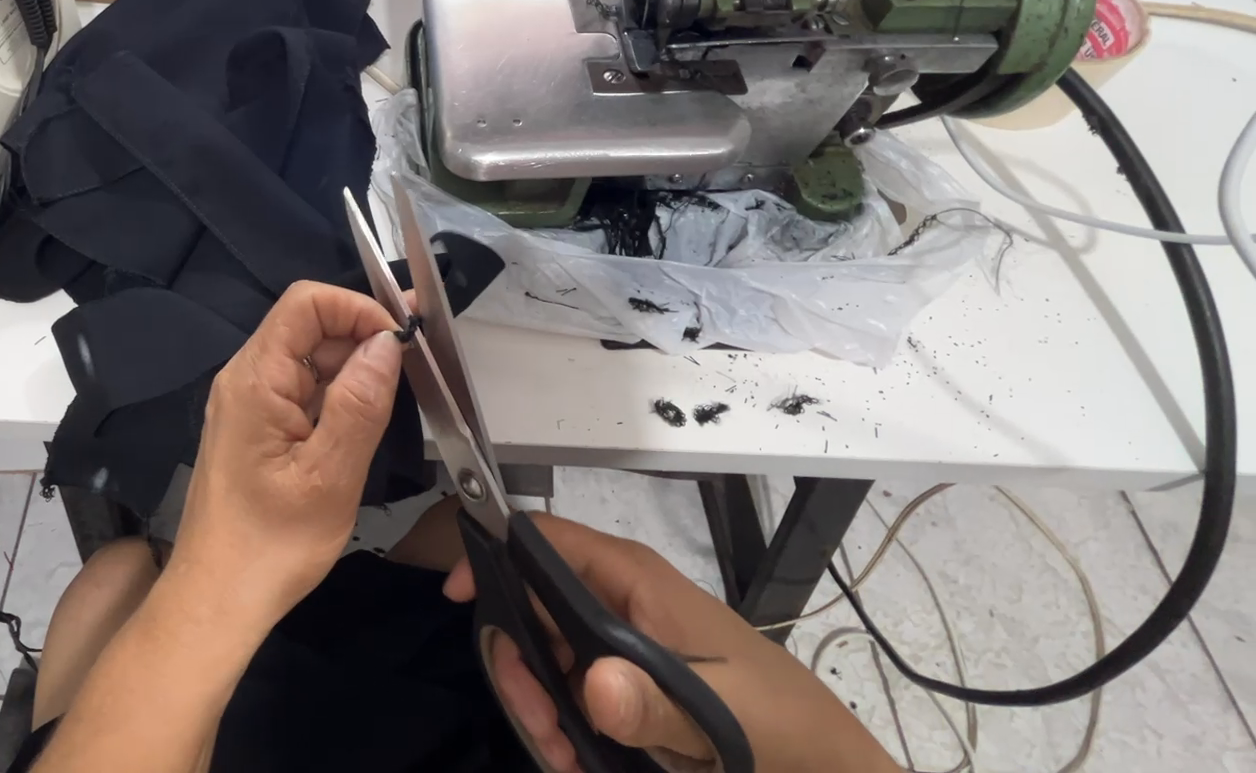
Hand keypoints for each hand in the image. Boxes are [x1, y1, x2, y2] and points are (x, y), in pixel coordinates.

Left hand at [171, 281, 405, 624]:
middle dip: (362, 336)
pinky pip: (303, 389)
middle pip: (308, 326)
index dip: (356, 308)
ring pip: (309, 358)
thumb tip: (387, 344)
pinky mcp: (258, 426)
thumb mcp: (330, 476)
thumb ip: (360, 404)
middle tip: (415, 365)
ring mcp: (250, 403)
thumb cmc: (271, 545)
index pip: (305, 303)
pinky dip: (339, 394)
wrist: (218, 599)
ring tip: (397, 394)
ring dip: (354, 367)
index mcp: (255, 379)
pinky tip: (365, 416)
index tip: (400, 339)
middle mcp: (246, 379)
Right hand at [446, 513, 897, 772]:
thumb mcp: (723, 715)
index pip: (542, 538)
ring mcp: (612, 640)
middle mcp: (611, 598)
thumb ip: (657, 703)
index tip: (459, 595)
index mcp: (629, 578)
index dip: (493, 551)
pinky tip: (575, 758)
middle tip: (540, 723)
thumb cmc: (779, 722)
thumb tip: (591, 685)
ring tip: (563, 754)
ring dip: (538, 702)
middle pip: (527, 602)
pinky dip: (559, 722)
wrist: (827, 769)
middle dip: (520, 662)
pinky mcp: (618, 679)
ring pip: (540, 650)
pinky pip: (565, 687)